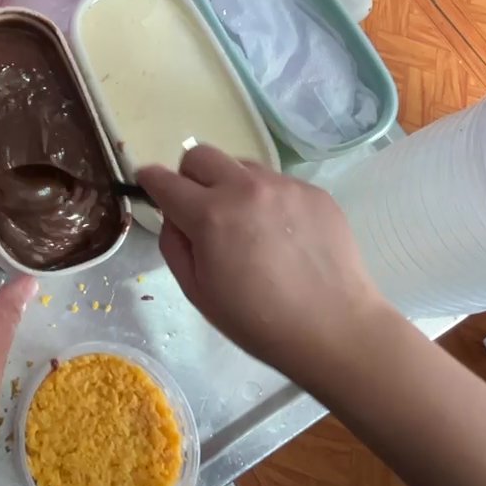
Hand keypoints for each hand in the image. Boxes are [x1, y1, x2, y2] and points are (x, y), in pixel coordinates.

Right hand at [137, 146, 399, 387]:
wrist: (336, 330)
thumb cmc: (257, 321)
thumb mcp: (196, 290)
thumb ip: (173, 243)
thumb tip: (175, 216)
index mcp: (209, 214)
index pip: (163, 178)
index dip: (150, 181)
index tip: (149, 186)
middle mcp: (244, 188)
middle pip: (199, 154)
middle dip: (191, 177)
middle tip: (203, 210)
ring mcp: (283, 186)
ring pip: (240, 166)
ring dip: (233, 187)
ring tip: (251, 227)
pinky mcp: (314, 191)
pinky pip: (277, 183)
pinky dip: (269, 201)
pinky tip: (284, 237)